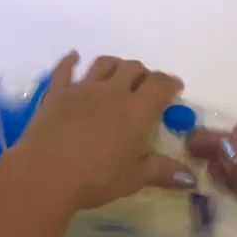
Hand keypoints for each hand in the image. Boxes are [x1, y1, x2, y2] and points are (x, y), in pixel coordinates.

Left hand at [4, 52, 193, 211]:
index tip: (174, 88)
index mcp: (135, 111)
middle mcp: (111, 92)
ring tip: (118, 73)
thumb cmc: (96, 179)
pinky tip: (74, 57)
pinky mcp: (57, 91)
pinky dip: (71, 60)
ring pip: (103, 63)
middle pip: (132, 68)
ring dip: (115, 64)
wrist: (47, 172)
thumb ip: (160, 172)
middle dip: (143, 73)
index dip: (169, 83)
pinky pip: (65, 68)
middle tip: (145, 85)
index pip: (159, 85)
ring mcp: (82, 88)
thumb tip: (189, 177)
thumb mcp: (133, 179)